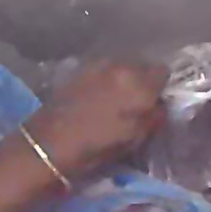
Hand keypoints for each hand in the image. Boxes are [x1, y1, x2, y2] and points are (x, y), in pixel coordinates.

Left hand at [23, 60, 168, 178]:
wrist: (48, 143)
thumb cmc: (96, 147)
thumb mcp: (134, 139)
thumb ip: (153, 116)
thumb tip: (159, 104)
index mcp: (137, 83)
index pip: (162, 71)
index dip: (161, 86)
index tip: (156, 100)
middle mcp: (119, 66)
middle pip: (140, 65)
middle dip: (142, 79)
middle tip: (136, 100)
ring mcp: (96, 64)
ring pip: (120, 65)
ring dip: (122, 77)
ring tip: (114, 98)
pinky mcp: (78, 69)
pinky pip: (101, 69)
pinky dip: (104, 78)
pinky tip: (96, 95)